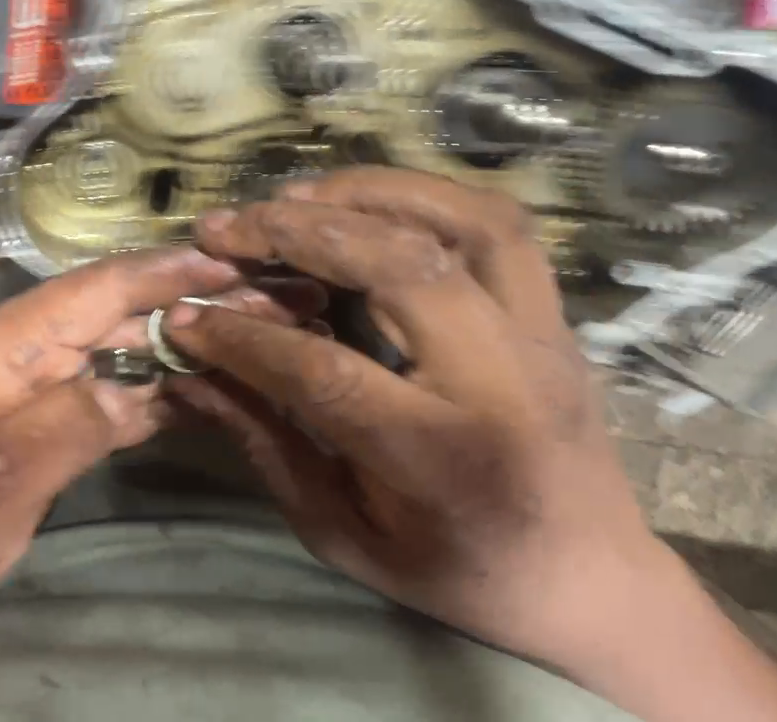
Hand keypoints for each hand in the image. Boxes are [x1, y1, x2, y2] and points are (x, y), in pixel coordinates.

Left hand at [0, 246, 256, 603]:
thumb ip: (60, 429)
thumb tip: (135, 389)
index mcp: (9, 342)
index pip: (98, 288)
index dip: (169, 271)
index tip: (242, 261)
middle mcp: (29, 346)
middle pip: (122, 308)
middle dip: (199, 298)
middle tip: (288, 297)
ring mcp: (39, 378)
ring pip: (125, 342)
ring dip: (191, 336)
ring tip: (272, 333)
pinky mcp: (47, 412)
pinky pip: (114, 385)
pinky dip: (164, 382)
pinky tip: (217, 388)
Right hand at [161, 168, 674, 668]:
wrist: (592, 583)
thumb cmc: (454, 570)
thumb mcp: (341, 533)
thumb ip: (264, 444)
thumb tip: (187, 373)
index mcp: (442, 457)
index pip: (324, 370)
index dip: (241, 336)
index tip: (184, 317)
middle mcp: (502, 383)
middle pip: (398, 268)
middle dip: (293, 234)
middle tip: (224, 229)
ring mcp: (540, 339)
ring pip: (464, 225)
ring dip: (364, 194)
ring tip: (288, 197)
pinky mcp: (551, 316)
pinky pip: (498, 227)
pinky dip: (421, 196)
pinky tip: (357, 201)